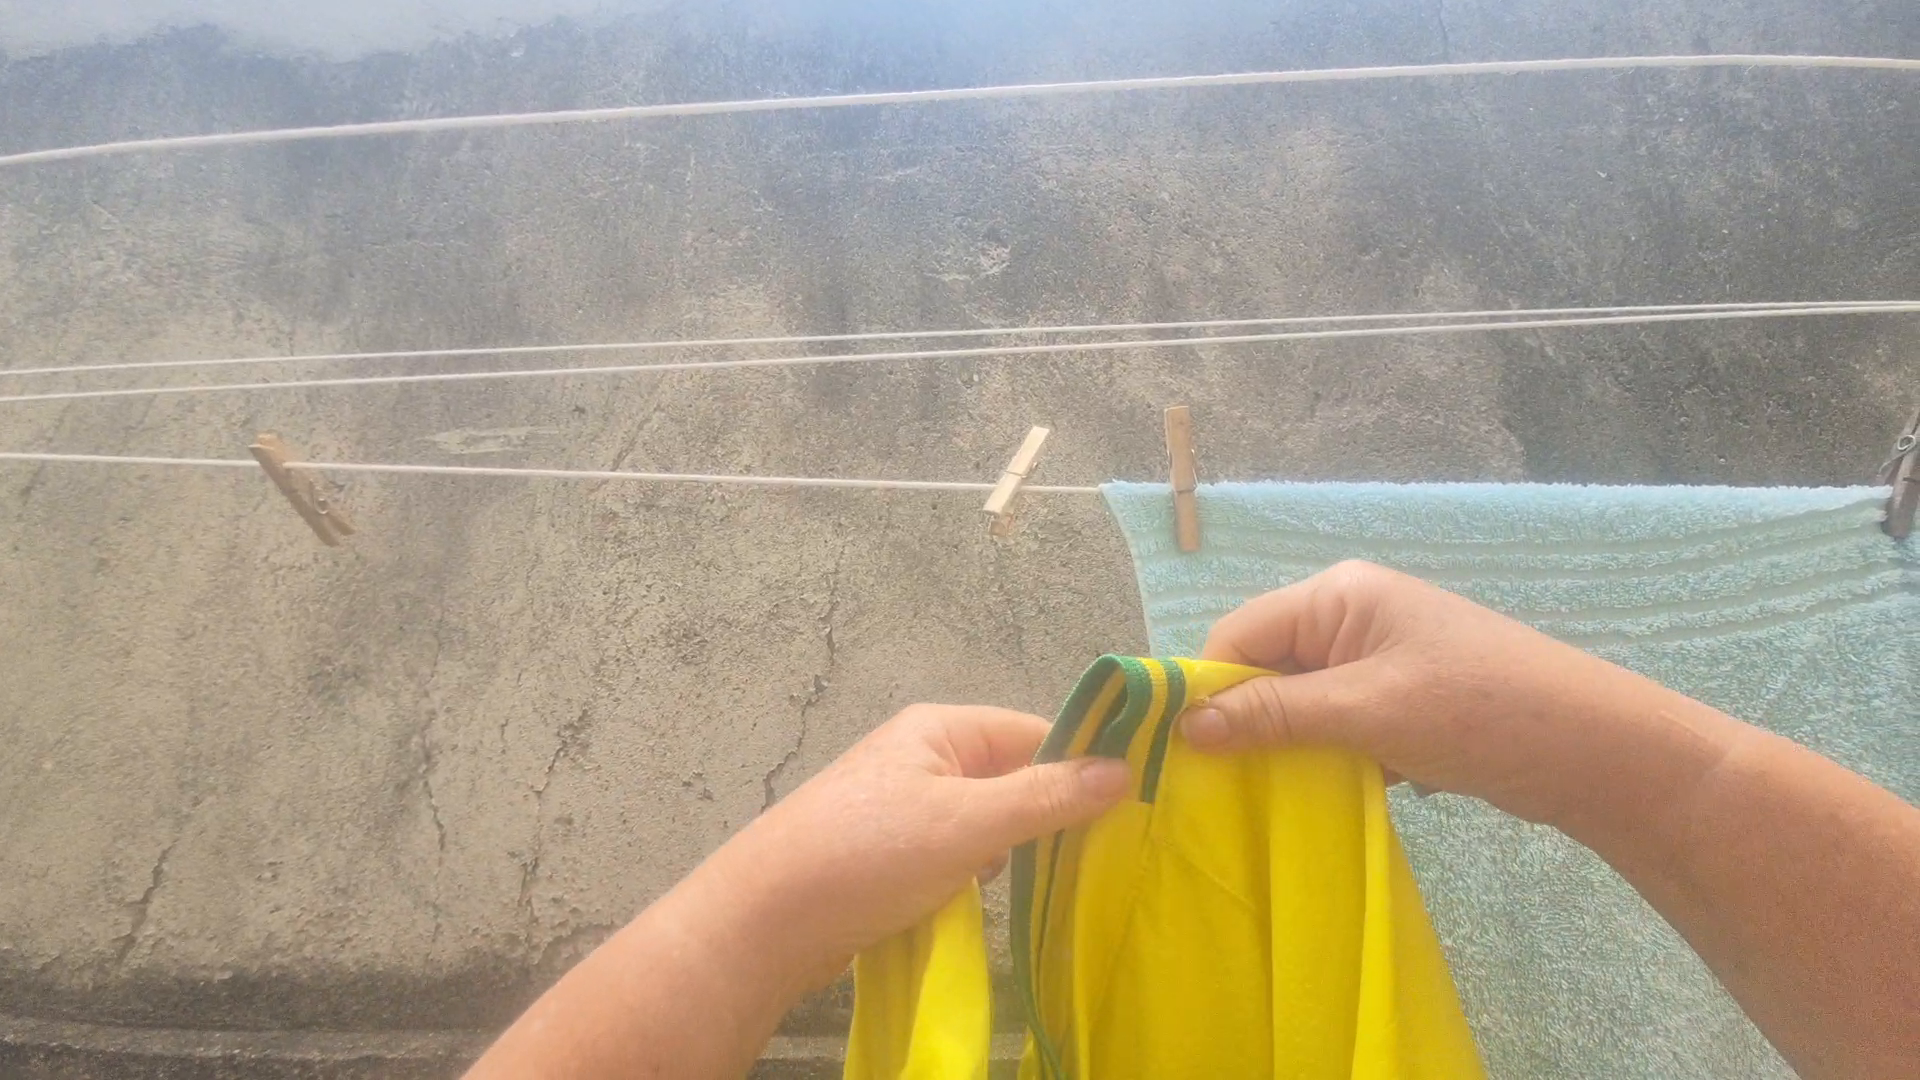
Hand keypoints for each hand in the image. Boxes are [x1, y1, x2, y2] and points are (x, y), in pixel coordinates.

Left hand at [463, 705, 1128, 1079]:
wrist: (765, 920)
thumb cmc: (870, 853)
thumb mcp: (966, 823)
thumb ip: (1045, 796)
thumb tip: (1123, 769)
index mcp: (941, 727)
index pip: (1034, 731)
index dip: (1082, 762)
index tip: (1133, 804)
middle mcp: (925, 753)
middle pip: (1012, 771)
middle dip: (1049, 809)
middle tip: (1099, 853)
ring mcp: (907, 800)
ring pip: (987, 814)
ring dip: (1012, 843)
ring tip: (1044, 877)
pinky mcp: (893, 845)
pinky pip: (956, 844)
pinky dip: (978, 866)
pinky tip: (982, 895)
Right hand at [1182, 560, 1695, 826]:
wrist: (1608, 757)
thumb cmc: (1482, 711)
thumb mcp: (1368, 710)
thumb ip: (1274, 713)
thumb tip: (1186, 728)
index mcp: (1335, 595)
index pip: (1239, 632)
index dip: (1208, 686)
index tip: (1186, 746)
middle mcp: (1345, 614)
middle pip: (1263, 663)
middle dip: (1245, 716)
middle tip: (1226, 776)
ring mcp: (1370, 654)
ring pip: (1293, 695)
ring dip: (1282, 738)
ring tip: (1273, 785)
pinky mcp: (1390, 692)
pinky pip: (1327, 715)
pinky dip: (1317, 748)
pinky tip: (1322, 782)